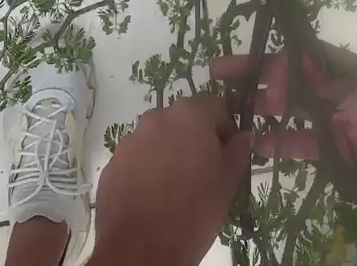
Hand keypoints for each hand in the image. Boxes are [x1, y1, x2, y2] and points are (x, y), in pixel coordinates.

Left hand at [91, 93, 251, 265]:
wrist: (140, 252)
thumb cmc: (194, 211)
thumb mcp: (228, 181)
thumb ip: (239, 150)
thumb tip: (244, 135)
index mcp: (189, 114)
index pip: (214, 106)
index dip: (224, 127)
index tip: (227, 153)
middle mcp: (157, 117)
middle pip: (183, 120)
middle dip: (195, 139)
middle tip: (203, 172)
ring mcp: (130, 140)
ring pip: (158, 139)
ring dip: (169, 153)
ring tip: (175, 188)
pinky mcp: (112, 165)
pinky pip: (137, 160)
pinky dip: (146, 171)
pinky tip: (153, 198)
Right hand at [210, 47, 356, 218]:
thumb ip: (319, 84)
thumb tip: (283, 67)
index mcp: (343, 69)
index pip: (297, 57)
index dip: (268, 60)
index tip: (241, 71)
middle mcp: (333, 88)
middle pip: (289, 80)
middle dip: (257, 79)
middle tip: (219, 79)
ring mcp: (332, 119)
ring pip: (289, 110)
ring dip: (263, 110)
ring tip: (232, 114)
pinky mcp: (332, 148)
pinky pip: (299, 141)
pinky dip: (279, 141)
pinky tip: (256, 145)